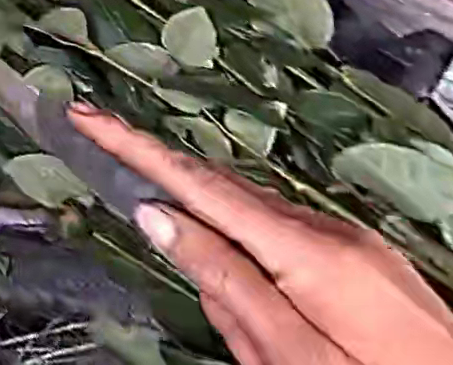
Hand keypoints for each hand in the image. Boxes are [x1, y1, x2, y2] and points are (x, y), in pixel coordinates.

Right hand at [70, 108, 452, 364]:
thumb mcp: (295, 363)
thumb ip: (223, 281)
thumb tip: (154, 214)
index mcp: (308, 251)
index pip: (195, 181)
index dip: (132, 145)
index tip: (85, 112)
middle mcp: (328, 230)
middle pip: (222, 202)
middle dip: (192, 234)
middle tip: (224, 314)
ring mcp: (354, 244)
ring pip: (253, 229)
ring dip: (235, 273)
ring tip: (270, 350)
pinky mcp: (368, 264)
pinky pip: (286, 247)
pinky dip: (262, 273)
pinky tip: (283, 327)